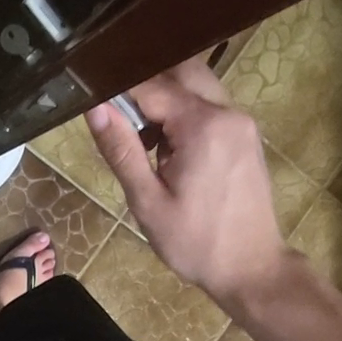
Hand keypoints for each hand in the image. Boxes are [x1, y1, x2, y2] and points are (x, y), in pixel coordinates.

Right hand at [84, 57, 291, 305]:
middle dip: (146, 87)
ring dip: (165, 102)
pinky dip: (183, 116)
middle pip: (182, 72)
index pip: (152, 87)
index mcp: (203, 126)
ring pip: (197, 88)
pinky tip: (166, 150)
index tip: (91, 95)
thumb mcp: (147, 201)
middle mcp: (228, 113)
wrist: (250, 268)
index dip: (119, 89)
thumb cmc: (194, 242)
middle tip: (117, 117)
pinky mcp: (245, 136)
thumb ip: (122, 150)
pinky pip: (210, 108)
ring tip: (141, 141)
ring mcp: (242, 123)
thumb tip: (95, 108)